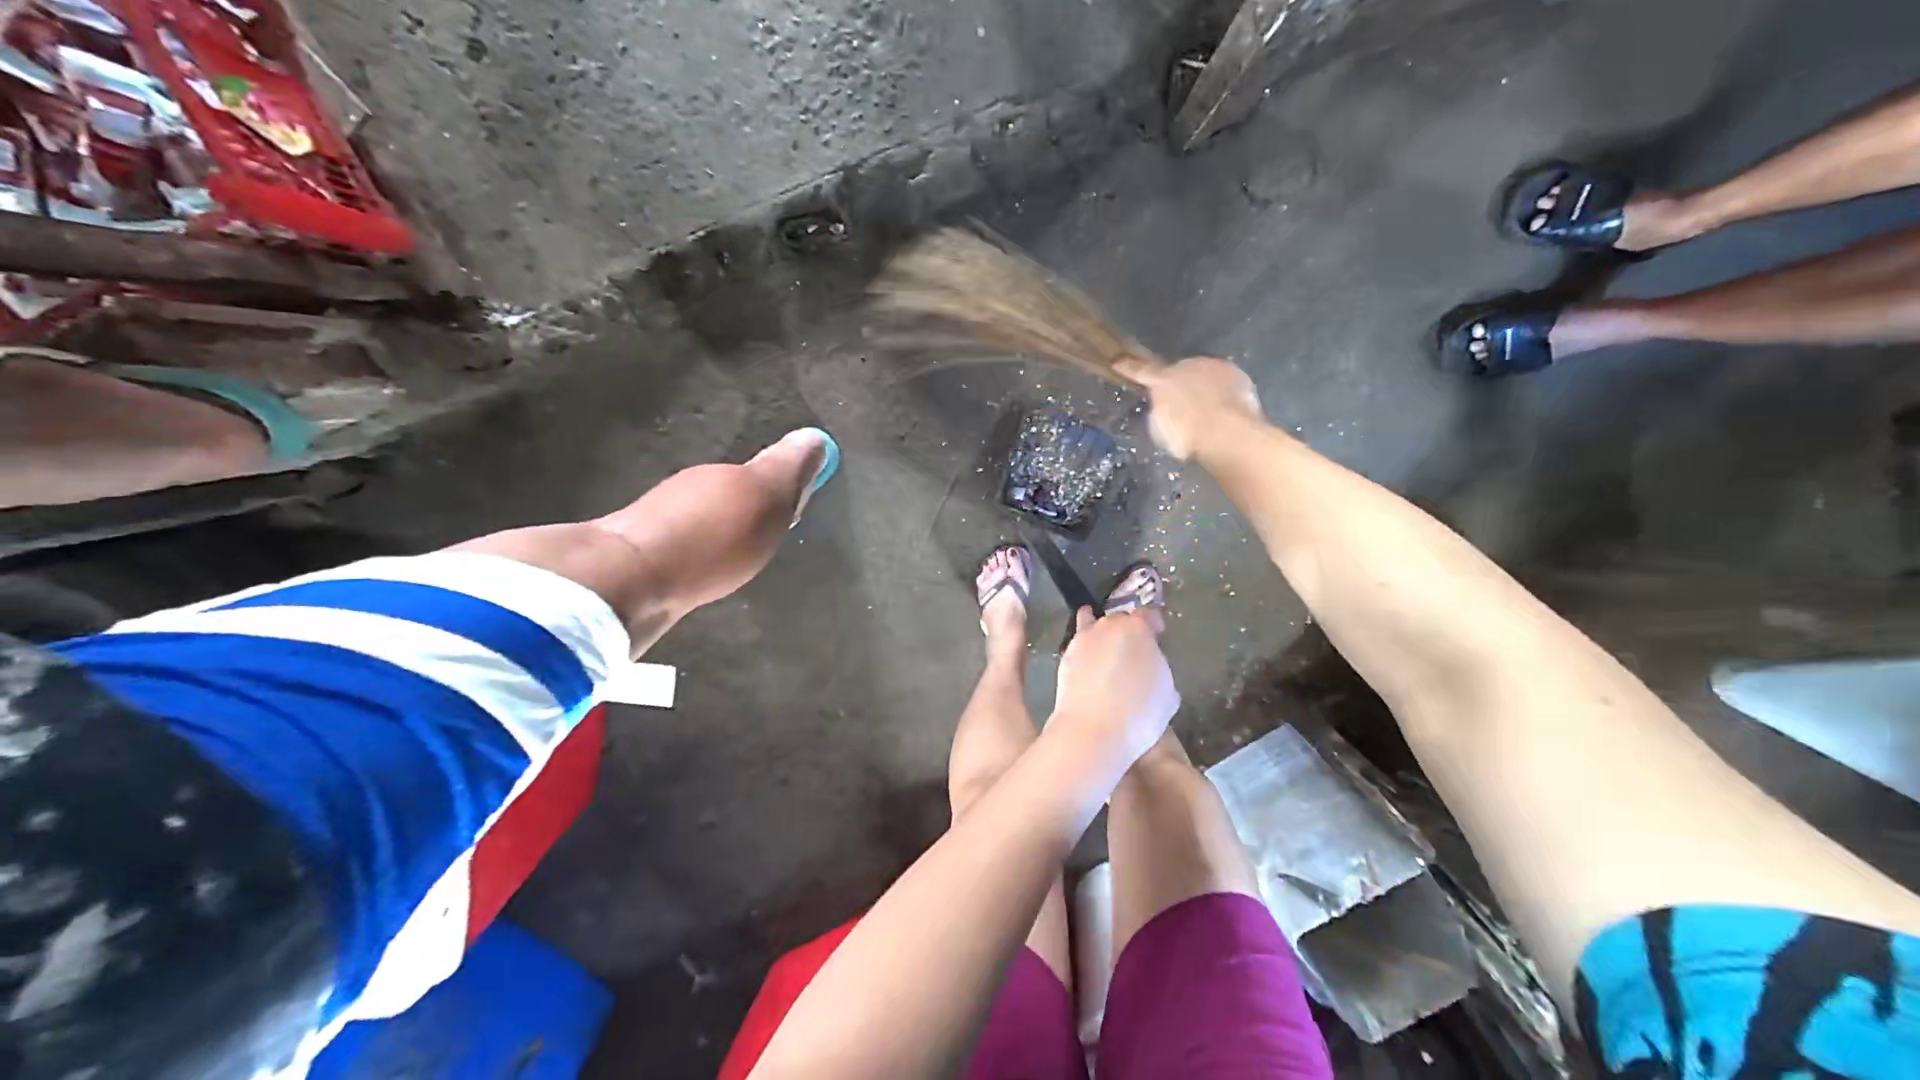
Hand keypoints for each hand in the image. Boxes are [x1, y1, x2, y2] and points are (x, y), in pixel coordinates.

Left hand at [1048, 607, 1179, 768]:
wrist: (1093, 729)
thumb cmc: (1140, 712)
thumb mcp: (1167, 692)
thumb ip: (1159, 668)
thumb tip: (1151, 666)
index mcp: (1139, 629)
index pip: (1149, 614)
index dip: (1154, 624)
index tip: (1158, 635)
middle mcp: (1109, 626)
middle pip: (1121, 619)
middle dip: (1128, 630)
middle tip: (1134, 650)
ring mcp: (1084, 638)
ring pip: (1095, 625)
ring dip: (1103, 633)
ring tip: (1107, 646)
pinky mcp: (1066, 655)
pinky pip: (1078, 642)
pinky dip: (1084, 646)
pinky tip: (1087, 654)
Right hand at [1113, 356, 1263, 460]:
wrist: (1227, 433)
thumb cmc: (1186, 433)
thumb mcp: (1160, 426)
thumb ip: (1158, 409)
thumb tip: (1161, 404)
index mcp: (1164, 379)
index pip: (1144, 371)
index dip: (1131, 367)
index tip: (1118, 361)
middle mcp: (1188, 366)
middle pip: (1180, 371)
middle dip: (1180, 382)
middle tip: (1181, 403)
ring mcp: (1216, 369)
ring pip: (1204, 375)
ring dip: (1204, 388)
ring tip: (1207, 410)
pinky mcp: (1240, 378)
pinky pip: (1227, 383)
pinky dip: (1225, 394)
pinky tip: (1226, 411)